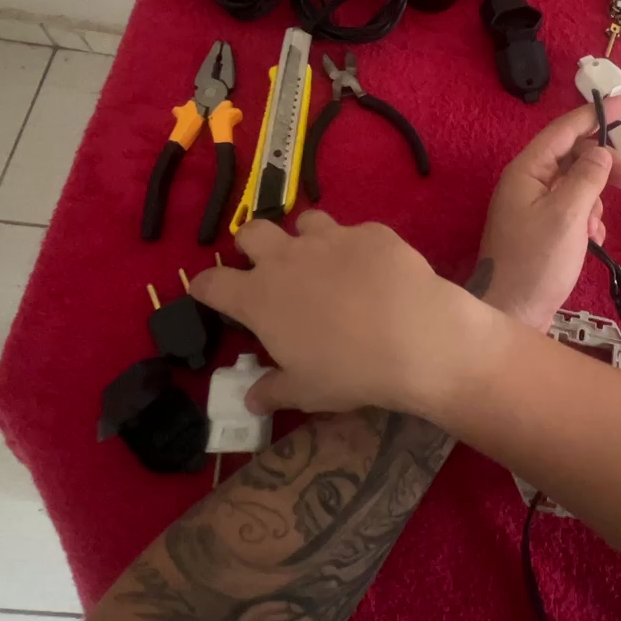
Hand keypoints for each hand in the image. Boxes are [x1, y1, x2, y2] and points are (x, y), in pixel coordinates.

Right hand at [191, 210, 503, 416]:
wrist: (415, 335)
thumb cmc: (349, 370)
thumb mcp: (305, 391)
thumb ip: (273, 389)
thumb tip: (251, 399)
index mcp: (259, 296)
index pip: (212, 283)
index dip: (204, 288)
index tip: (207, 294)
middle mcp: (288, 257)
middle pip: (251, 232)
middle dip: (251, 246)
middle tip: (266, 268)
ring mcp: (332, 238)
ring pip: (305, 220)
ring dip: (305, 238)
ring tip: (323, 262)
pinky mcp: (372, 231)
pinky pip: (355, 231)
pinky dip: (356, 247)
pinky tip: (373, 270)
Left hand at [470, 99, 620, 327]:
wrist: (512, 313)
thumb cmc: (536, 262)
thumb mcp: (568, 214)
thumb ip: (587, 177)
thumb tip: (601, 153)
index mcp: (527, 171)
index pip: (563, 130)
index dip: (593, 115)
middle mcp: (527, 183)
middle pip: (573, 157)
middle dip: (603, 166)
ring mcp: (533, 207)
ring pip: (576, 185)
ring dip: (595, 200)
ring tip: (597, 227)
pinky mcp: (542, 230)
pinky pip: (573, 210)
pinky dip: (588, 220)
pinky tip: (593, 240)